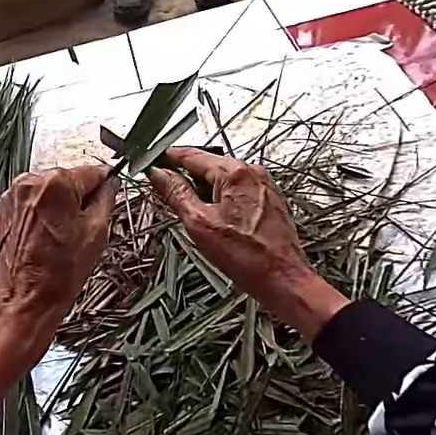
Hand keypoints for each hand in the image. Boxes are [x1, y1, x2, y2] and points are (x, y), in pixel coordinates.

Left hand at [0, 165, 115, 407]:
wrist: (25, 299)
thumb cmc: (57, 273)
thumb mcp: (97, 232)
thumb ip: (107, 198)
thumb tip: (110, 184)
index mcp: (55, 183)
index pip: (93, 171)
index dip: (105, 186)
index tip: (109, 196)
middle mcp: (30, 182)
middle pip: (70, 179)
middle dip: (80, 198)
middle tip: (85, 227)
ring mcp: (14, 195)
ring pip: (52, 190)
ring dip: (62, 205)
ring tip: (64, 236)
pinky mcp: (6, 208)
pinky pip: (35, 201)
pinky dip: (45, 213)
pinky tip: (49, 237)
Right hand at [147, 147, 347, 340]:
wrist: (283, 279)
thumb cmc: (247, 257)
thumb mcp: (199, 223)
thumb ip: (175, 193)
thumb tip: (158, 174)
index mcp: (234, 172)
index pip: (191, 154)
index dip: (166, 158)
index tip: (152, 163)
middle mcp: (252, 172)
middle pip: (207, 165)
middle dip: (184, 177)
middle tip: (164, 191)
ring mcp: (263, 184)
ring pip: (222, 178)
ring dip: (202, 190)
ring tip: (190, 213)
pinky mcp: (268, 199)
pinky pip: (237, 190)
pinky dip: (220, 198)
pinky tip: (214, 219)